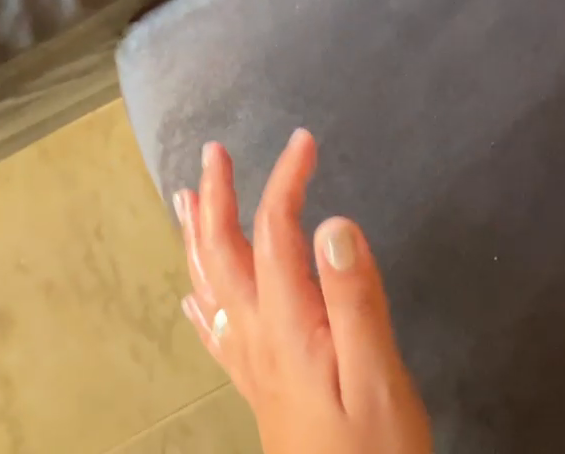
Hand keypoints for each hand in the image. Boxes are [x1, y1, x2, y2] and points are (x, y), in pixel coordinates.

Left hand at [176, 129, 431, 453]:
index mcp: (286, 322)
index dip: (285, 179)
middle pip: (224, 253)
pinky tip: (191, 293)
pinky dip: (199, 299)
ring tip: (186, 199)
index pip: (274, 232)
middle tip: (214, 152)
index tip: (304, 141)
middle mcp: (256, 334)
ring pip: (210, 285)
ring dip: (198, 236)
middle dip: (218, 197)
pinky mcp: (257, 384)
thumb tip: (332, 222)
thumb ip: (355, 298)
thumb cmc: (373, 448)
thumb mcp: (377, 374)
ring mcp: (250, 362)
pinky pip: (214, 331)